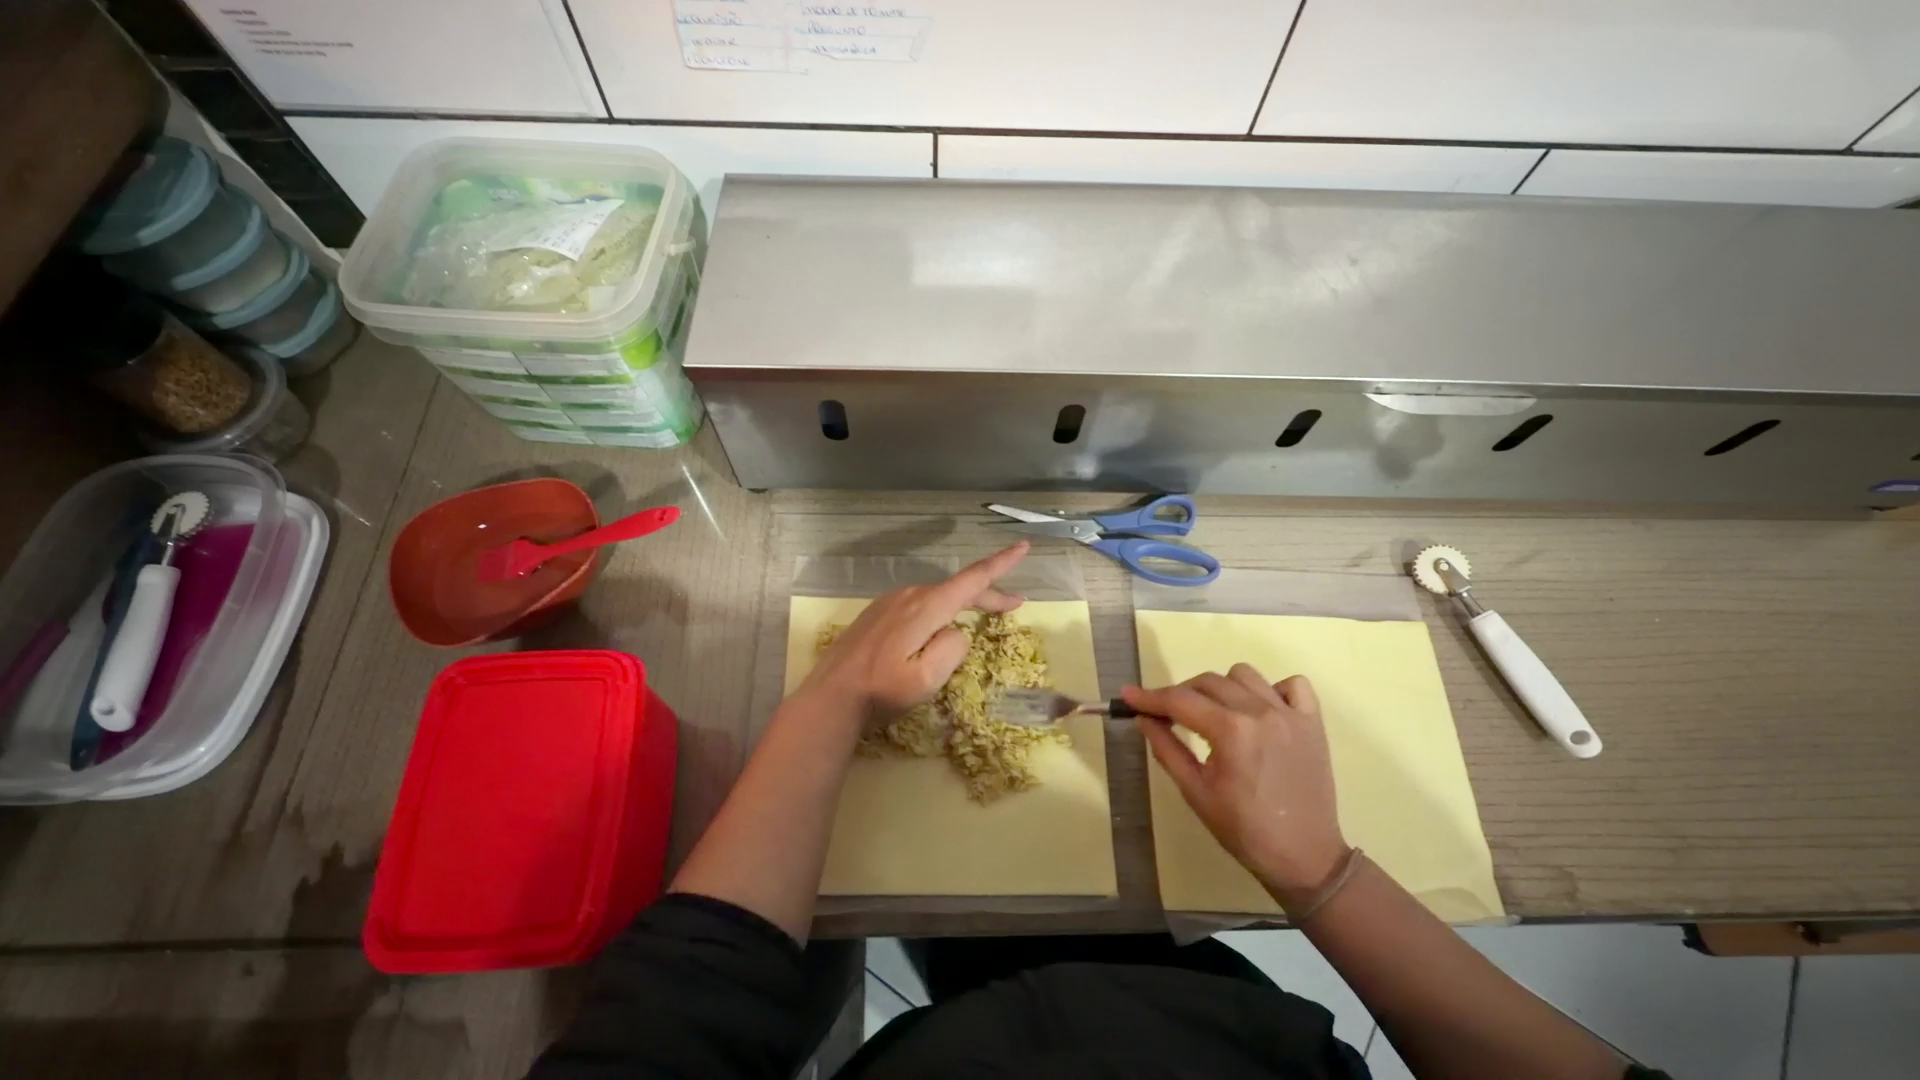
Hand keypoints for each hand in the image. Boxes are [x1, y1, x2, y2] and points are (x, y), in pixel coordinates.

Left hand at [796, 542, 1029, 728]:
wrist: (830, 697)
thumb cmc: (880, 692)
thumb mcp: (926, 679)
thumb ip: (952, 649)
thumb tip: (958, 632)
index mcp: (925, 608)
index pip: (971, 580)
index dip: (1000, 564)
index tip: (1023, 547)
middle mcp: (909, 597)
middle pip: (957, 589)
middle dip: (988, 594)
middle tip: (1014, 604)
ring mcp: (890, 603)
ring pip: (938, 597)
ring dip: (963, 604)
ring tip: (982, 617)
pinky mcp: (879, 614)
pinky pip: (920, 604)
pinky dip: (941, 610)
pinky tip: (942, 625)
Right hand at [1126, 666, 1349, 903]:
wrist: (1304, 856)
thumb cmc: (1244, 830)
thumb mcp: (1195, 792)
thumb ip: (1167, 749)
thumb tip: (1144, 719)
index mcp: (1231, 731)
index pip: (1180, 700)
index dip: (1149, 697)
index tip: (1128, 696)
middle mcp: (1261, 712)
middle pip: (1208, 681)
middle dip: (1180, 694)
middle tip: (1168, 716)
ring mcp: (1291, 714)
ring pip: (1245, 675)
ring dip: (1222, 688)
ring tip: (1215, 714)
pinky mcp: (1313, 722)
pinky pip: (1292, 685)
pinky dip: (1272, 690)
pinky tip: (1260, 712)